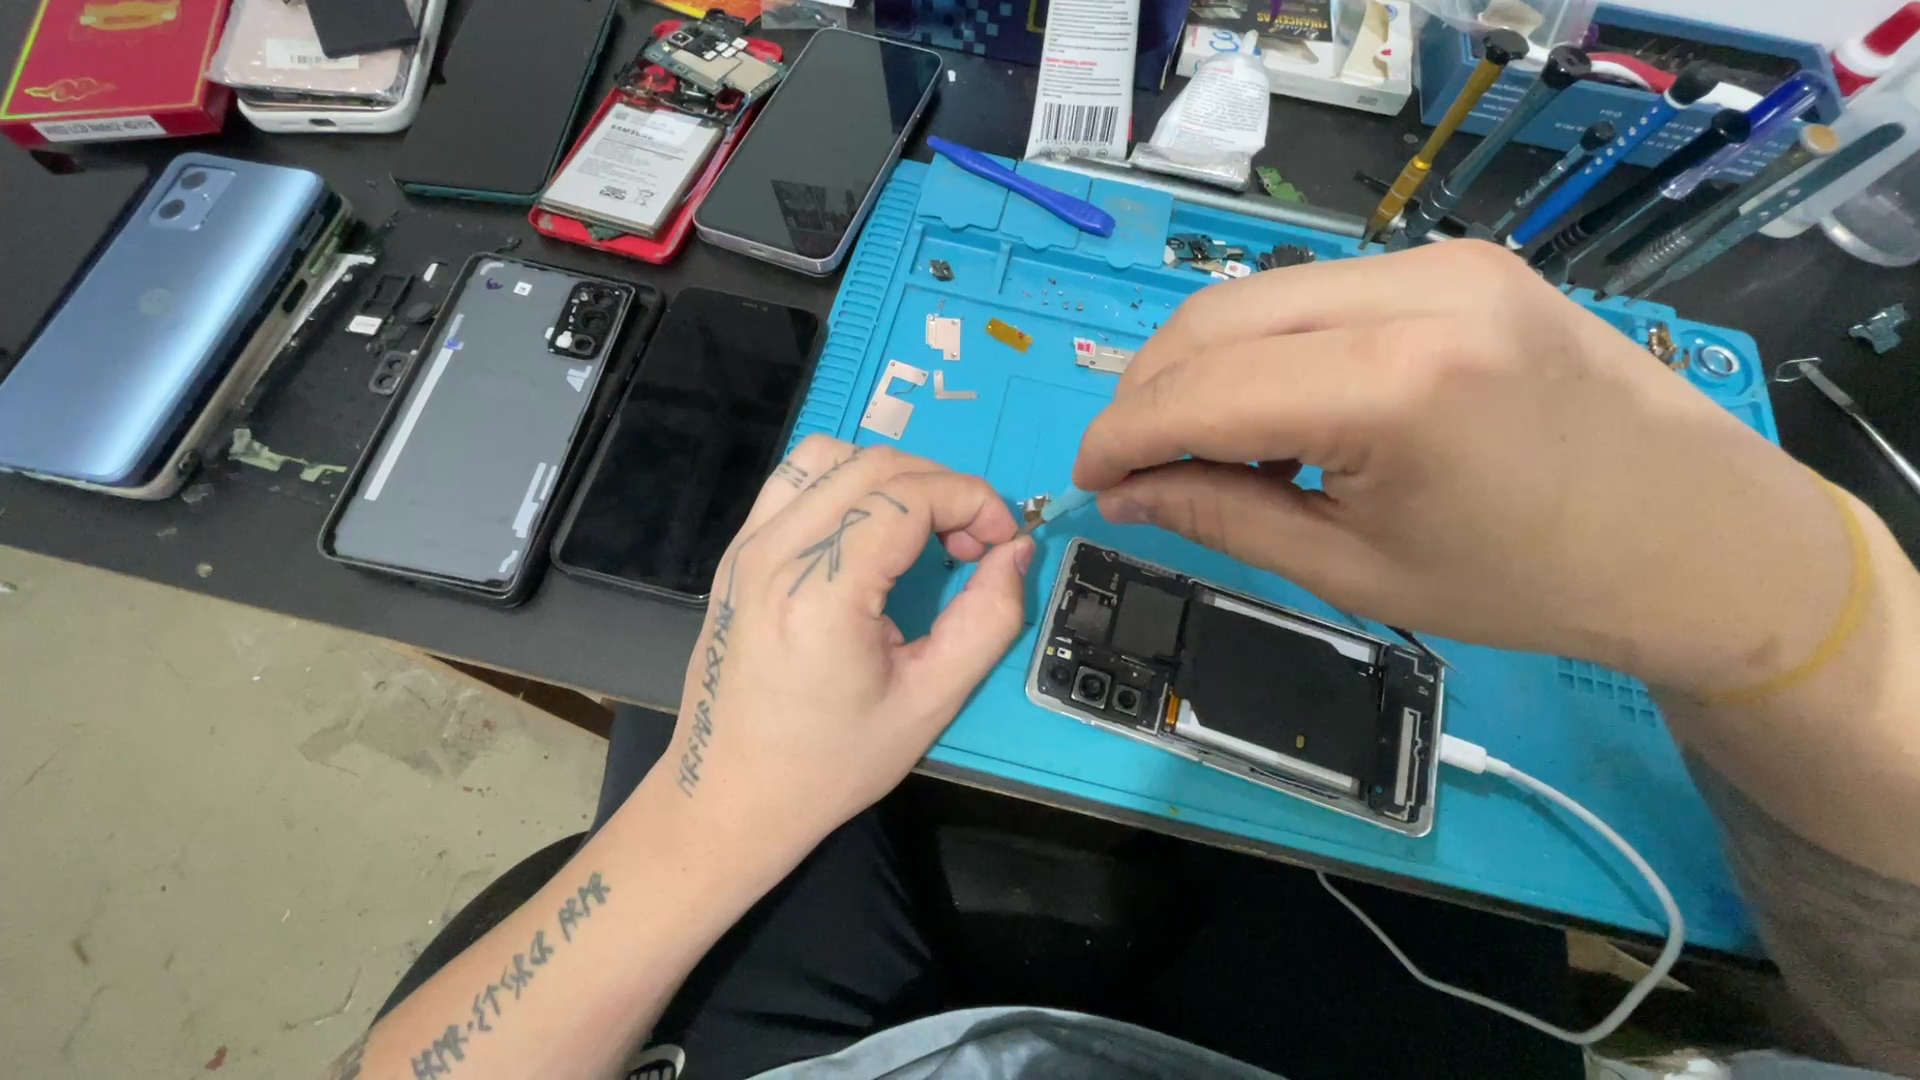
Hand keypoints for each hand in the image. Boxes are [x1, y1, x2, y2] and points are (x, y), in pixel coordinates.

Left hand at [655, 436, 1031, 864]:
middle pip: (876, 465)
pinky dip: (846, 482)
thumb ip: (988, 619)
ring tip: (921, 530)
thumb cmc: (832, 763)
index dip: (972, 501)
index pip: (909, 496)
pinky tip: (868, 529)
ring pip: (830, 456)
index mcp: (822, 592)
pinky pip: (794, 480)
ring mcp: (746, 546)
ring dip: (893, 477)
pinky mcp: (736, 553)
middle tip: (972, 544)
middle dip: (943, 487)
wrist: (732, 795)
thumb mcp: (931, 702)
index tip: (1003, 539)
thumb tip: (1015, 549)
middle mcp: (775, 552)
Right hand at [1072, 241, 1850, 692]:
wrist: (1700, 539)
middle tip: (1128, 464)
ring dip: (1196, 369)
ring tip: (1194, 448)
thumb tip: (1123, 494)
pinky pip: (1307, 296)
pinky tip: (1267, 413)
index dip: (1123, 434)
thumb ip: (1220, 517)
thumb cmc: (1526, 583)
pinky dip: (1256, 352)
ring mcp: (1440, 262)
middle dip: (1145, 393)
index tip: (1087, 478)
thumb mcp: (1350, 571)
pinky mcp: (1453, 263)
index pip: (1202, 390)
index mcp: (1396, 384)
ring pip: (1251, 298)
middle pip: (1212, 320)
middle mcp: (1415, 291)